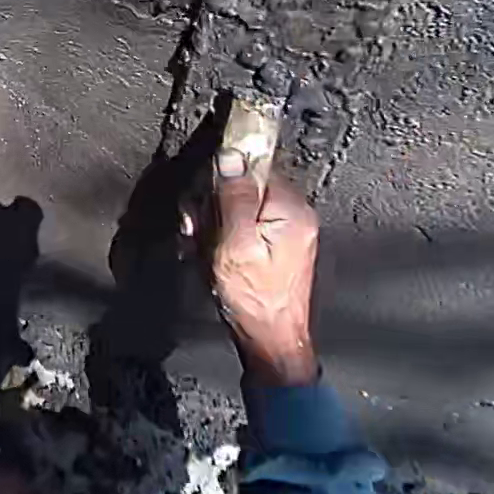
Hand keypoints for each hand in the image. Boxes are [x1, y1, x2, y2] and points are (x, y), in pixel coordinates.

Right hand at [210, 149, 320, 385]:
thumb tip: (231, 154)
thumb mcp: (236, 244)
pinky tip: (213, 252)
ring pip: (236, 202)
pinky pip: (241, 220)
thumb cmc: (252, 297)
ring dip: (212, 220)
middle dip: (212, 204)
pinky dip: (221, 232)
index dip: (220, 181)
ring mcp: (285, 226)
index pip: (250, 166)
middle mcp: (293, 211)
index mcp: (291, 208)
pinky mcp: (275, 239)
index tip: (205, 206)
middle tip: (200, 232)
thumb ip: (234, 197)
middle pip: (241, 183)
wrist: (269, 338)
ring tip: (204, 247)